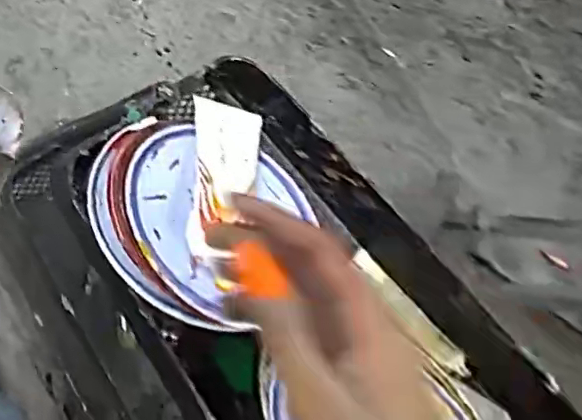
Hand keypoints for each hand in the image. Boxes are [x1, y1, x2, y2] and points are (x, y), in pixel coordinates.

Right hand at [212, 196, 441, 419]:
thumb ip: (282, 320)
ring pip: (301, 286)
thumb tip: (252, 266)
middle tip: (212, 233)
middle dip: (254, 240)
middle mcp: (367, 327)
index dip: (274, 217)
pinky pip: (300, 313)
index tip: (232, 201)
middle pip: (308, 262)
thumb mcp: (313, 380)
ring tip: (217, 266)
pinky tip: (238, 304)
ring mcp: (358, 347)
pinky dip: (265, 299)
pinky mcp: (345, 365)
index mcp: (369, 323)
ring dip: (255, 268)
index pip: (319, 247)